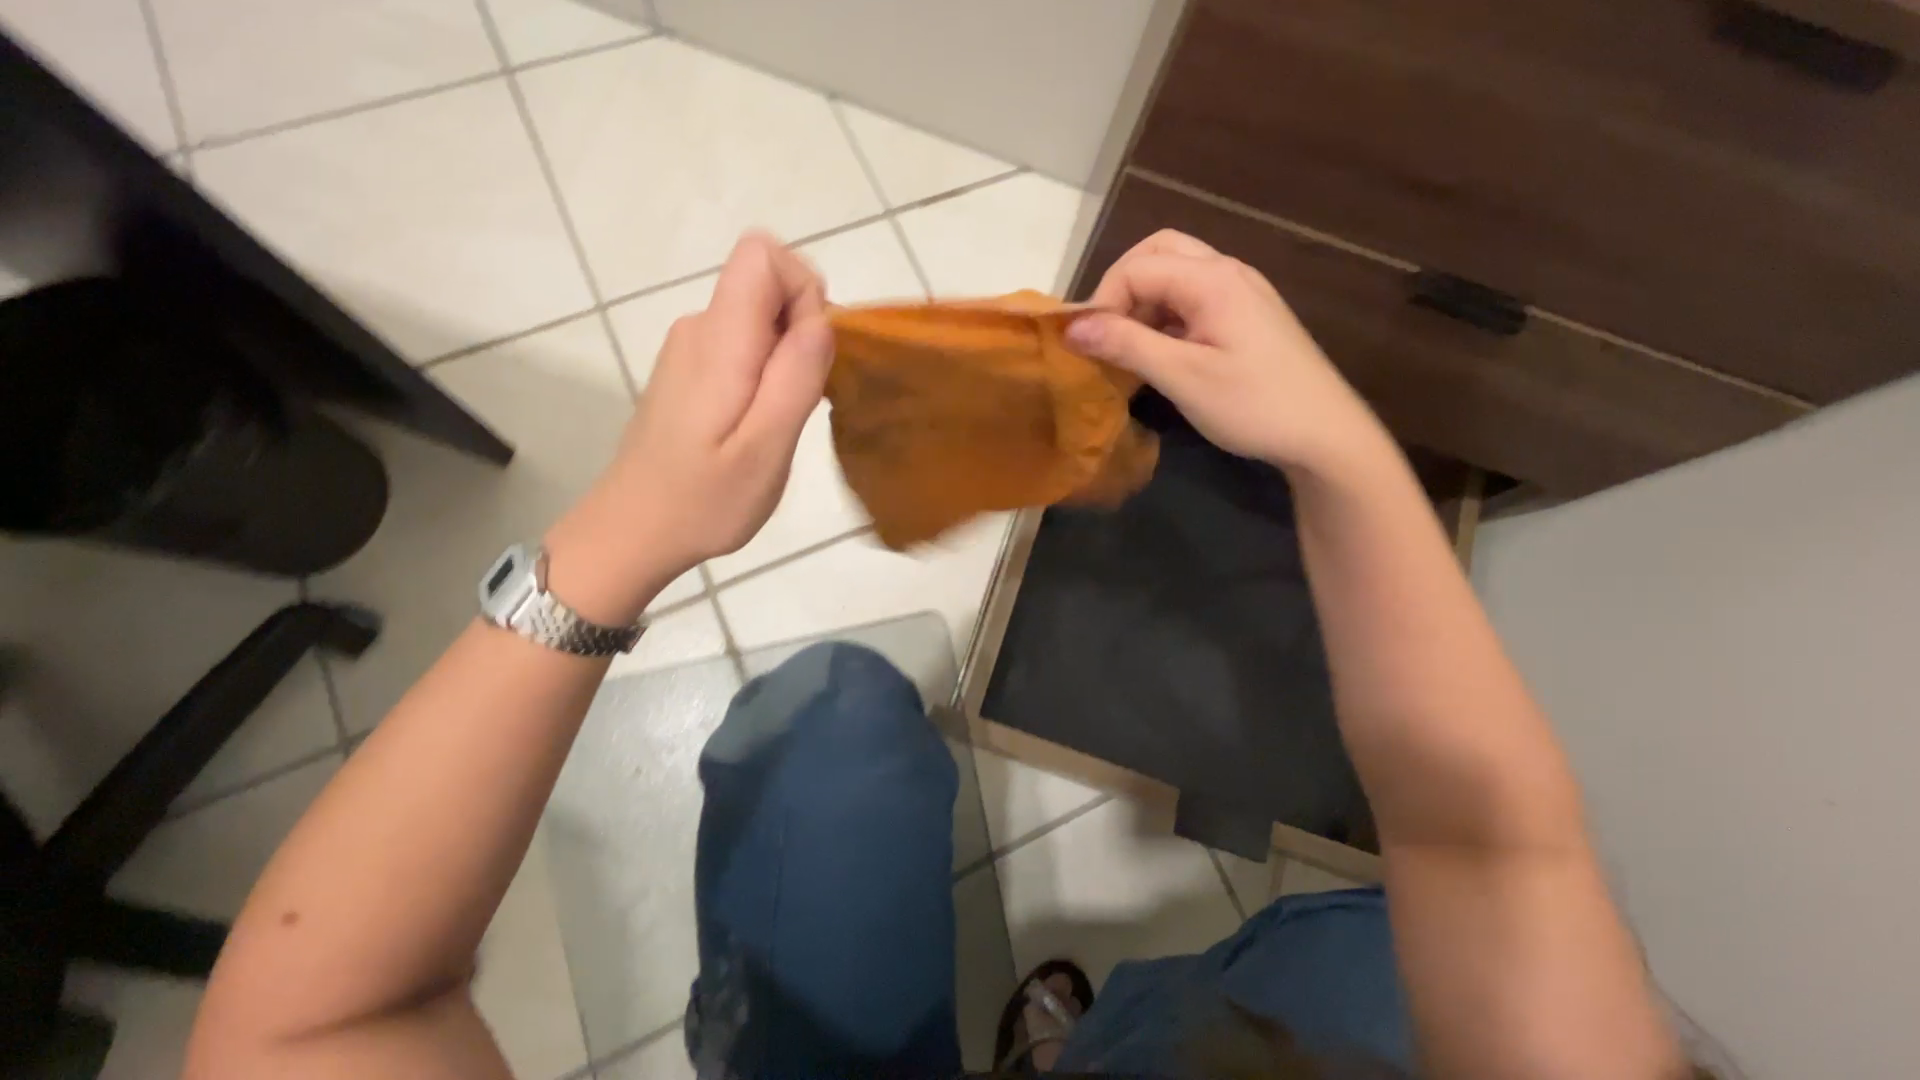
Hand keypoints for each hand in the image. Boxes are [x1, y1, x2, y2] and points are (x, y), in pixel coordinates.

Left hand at [547, 232, 832, 622]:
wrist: (632, 531)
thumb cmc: (703, 500)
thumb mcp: (765, 449)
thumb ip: (796, 377)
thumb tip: (822, 319)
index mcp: (719, 339)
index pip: (763, 255)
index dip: (803, 289)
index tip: (810, 353)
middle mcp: (699, 328)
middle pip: (765, 283)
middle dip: (801, 330)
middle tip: (797, 402)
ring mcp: (689, 348)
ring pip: (758, 317)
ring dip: (785, 358)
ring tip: (776, 422)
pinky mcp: (688, 371)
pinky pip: (742, 344)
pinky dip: (764, 373)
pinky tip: (754, 426)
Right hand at [1065, 230, 1389, 478]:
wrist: (1326, 435)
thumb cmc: (1253, 405)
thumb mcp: (1183, 377)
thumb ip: (1127, 345)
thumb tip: (1072, 327)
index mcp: (1212, 280)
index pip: (1137, 268)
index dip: (1103, 301)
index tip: (1086, 345)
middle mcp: (1228, 272)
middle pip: (1159, 252)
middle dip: (1122, 286)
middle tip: (1105, 332)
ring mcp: (1243, 292)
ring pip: (1177, 273)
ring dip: (1144, 302)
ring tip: (1129, 347)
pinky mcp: (1249, 315)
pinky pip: (1195, 297)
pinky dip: (1166, 316)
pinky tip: (1161, 354)